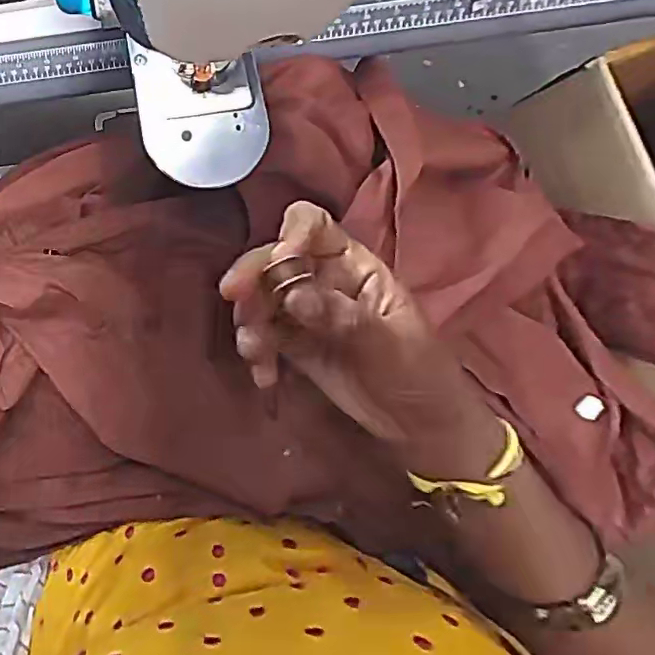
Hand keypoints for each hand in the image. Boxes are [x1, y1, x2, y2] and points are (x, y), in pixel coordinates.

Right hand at [219, 202, 487, 445]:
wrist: (420, 427)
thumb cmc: (420, 374)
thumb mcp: (390, 343)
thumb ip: (342, 316)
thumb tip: (293, 296)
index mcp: (354, 266)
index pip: (315, 227)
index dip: (293, 233)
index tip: (281, 257)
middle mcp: (323, 280)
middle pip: (275, 260)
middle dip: (252, 274)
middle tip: (233, 295)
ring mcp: (305, 312)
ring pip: (261, 298)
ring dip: (250, 320)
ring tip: (255, 352)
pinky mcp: (293, 344)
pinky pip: (262, 335)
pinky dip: (256, 351)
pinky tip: (265, 376)